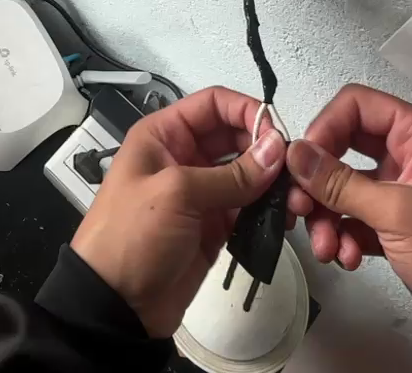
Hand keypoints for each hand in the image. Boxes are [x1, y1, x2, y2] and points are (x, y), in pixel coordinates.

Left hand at [72, 86, 286, 337]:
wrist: (116, 307)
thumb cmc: (131, 235)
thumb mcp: (176, 194)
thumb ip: (231, 174)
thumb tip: (276, 149)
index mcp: (164, 134)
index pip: (212, 104)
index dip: (245, 110)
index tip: (277, 132)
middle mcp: (183, 156)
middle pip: (233, 137)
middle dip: (265, 149)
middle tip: (294, 170)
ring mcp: (200, 192)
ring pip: (246, 173)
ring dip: (271, 181)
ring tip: (295, 198)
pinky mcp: (214, 225)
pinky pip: (247, 206)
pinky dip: (266, 209)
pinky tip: (285, 217)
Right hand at [284, 84, 411, 340]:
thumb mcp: (398, 214)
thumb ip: (340, 182)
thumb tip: (294, 153)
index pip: (358, 105)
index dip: (325, 127)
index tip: (303, 161)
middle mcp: (410, 155)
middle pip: (344, 146)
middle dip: (319, 178)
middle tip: (298, 205)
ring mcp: (403, 191)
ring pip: (345, 186)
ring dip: (327, 214)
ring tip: (325, 246)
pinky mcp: (397, 226)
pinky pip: (355, 217)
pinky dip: (343, 234)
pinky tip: (346, 258)